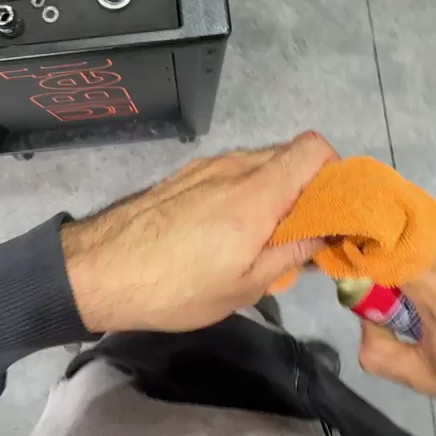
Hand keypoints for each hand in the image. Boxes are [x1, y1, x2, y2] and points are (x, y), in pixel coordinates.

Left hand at [62, 132, 337, 332]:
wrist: (100, 270)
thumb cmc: (177, 287)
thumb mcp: (245, 286)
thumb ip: (292, 254)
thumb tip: (328, 233)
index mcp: (257, 192)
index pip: (313, 148)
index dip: (334, 171)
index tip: (335, 209)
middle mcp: (234, 166)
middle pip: (290, 156)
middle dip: (308, 188)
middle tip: (306, 231)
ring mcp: (206, 167)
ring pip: (260, 164)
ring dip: (276, 192)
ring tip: (267, 236)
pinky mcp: (185, 175)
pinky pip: (232, 172)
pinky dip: (247, 192)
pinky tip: (232, 230)